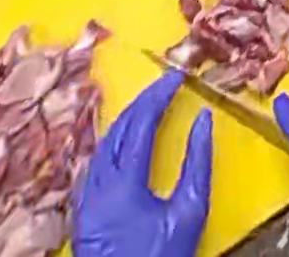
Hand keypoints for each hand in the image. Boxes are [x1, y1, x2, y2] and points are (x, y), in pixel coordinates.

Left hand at [74, 70, 212, 256]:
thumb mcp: (190, 212)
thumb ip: (198, 161)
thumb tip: (204, 119)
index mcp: (122, 185)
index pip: (141, 123)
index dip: (161, 94)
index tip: (179, 75)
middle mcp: (97, 187)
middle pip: (119, 128)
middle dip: (145, 100)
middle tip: (168, 83)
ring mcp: (86, 201)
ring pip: (104, 143)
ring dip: (129, 117)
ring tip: (153, 101)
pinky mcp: (84, 213)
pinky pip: (97, 161)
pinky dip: (116, 139)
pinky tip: (129, 135)